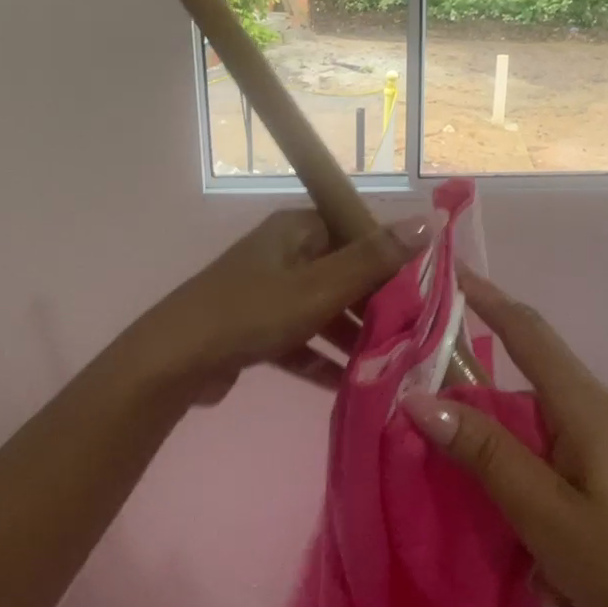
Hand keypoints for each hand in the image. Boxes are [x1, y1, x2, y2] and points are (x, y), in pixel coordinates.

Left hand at [130, 210, 437, 402]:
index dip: (394, 257)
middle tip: (420, 335)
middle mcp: (285, 254)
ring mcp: (268, 293)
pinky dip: (324, 360)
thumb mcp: (319, 286)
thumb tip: (431, 219)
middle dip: (379, 304)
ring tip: (396, 366)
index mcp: (297, 230)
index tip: (430, 288)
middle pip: (344, 275)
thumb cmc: (251, 312)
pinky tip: (354, 387)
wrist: (177, 359)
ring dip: (355, 338)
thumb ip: (374, 259)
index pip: (357, 233)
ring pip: (325, 312)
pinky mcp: (257, 330)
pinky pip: (302, 341)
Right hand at [400, 271, 607, 606]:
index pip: (528, 332)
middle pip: (523, 388)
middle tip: (418, 411)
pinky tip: (531, 561)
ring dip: (503, 470)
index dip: (486, 297)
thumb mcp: (547, 516)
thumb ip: (485, 455)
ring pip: (537, 441)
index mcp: (584, 409)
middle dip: (474, 400)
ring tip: (473, 508)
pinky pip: (559, 478)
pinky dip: (533, 504)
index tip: (447, 272)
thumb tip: (418, 397)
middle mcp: (600, 421)